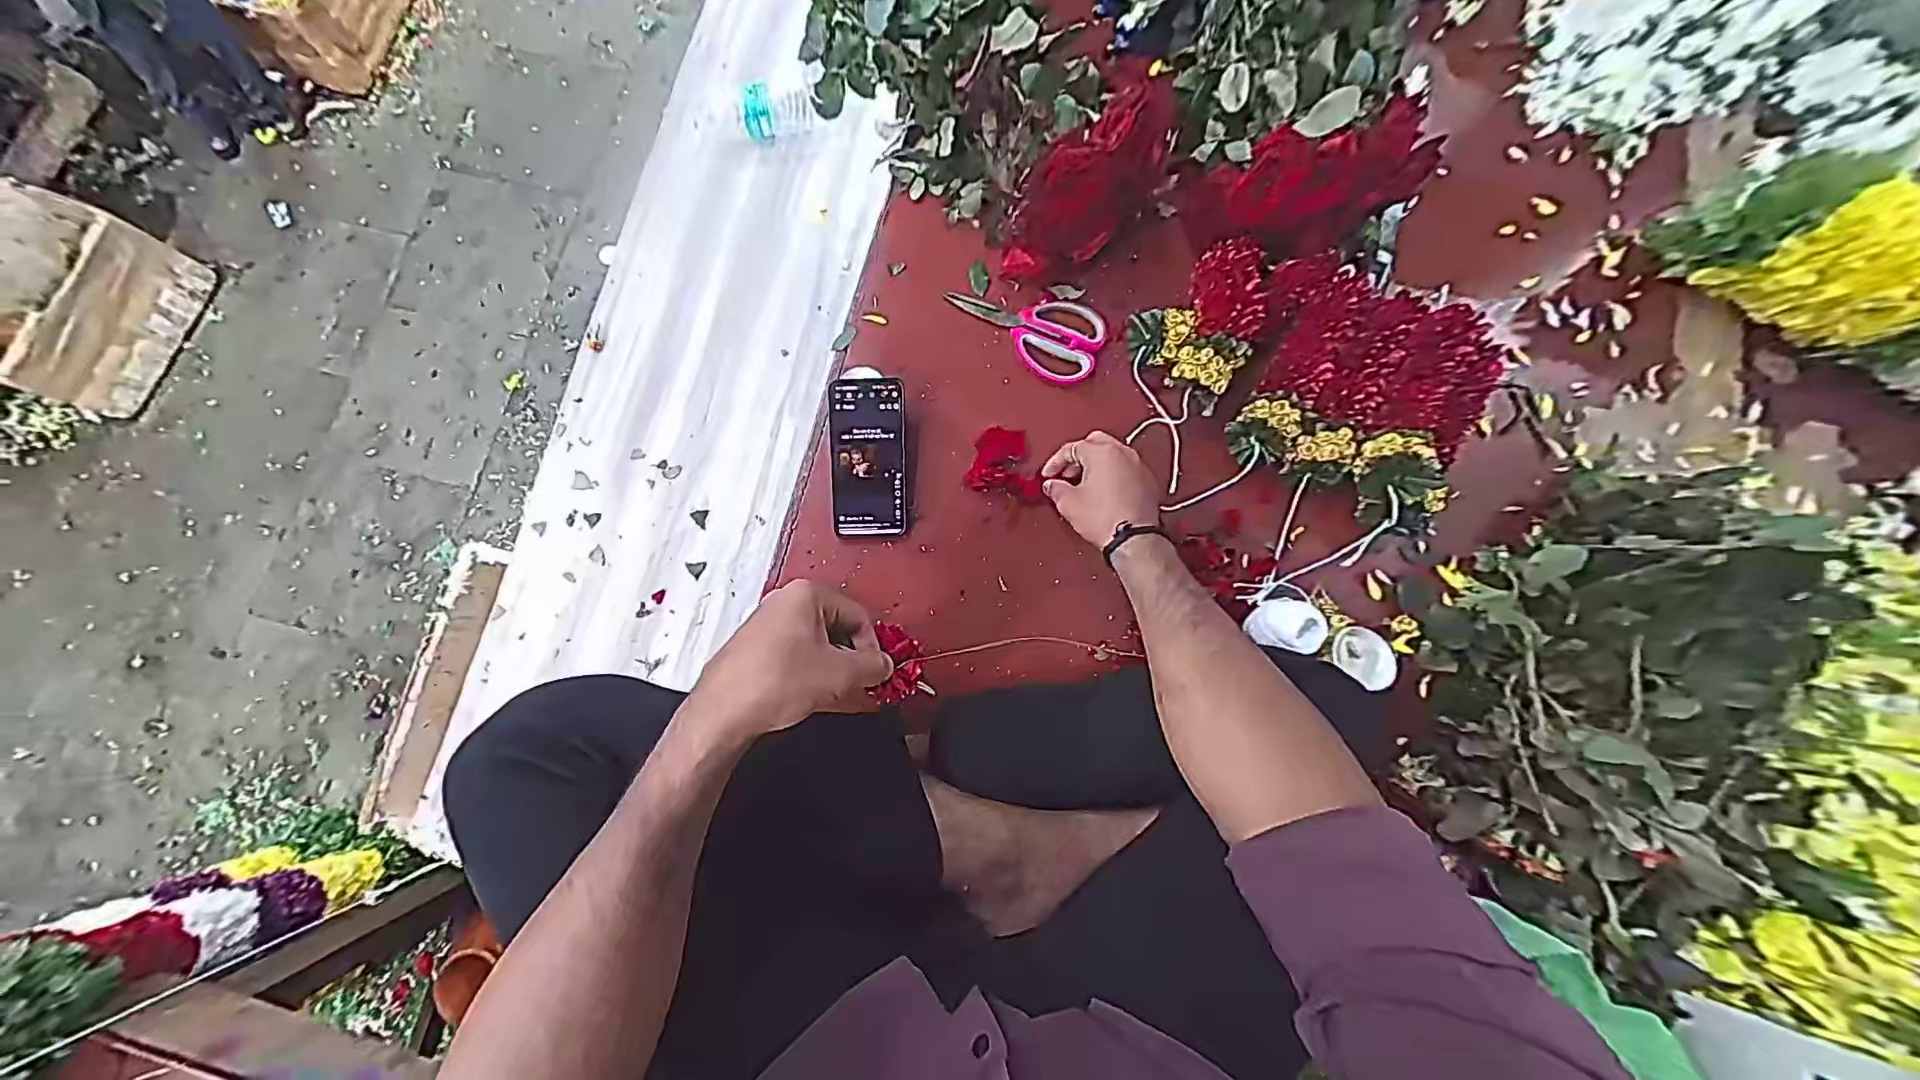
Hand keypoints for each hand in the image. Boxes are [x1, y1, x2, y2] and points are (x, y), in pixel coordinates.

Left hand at [687, 580, 894, 737]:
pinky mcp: (756, 646)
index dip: (872, 646)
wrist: (722, 712)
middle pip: (837, 627)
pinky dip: (810, 671)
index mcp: (806, 594)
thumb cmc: (771, 683)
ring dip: (832, 666)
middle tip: (859, 681)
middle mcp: (784, 602)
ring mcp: (767, 623)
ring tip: (836, 692)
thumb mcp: (840, 675)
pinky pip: (795, 653)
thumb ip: (872, 666)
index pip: (858, 616)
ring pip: (816, 642)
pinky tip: (813, 694)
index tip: (875, 669)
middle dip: (851, 657)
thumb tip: (883, 665)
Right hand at [1040, 431, 1163, 548]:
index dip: (1056, 461)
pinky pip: (1126, 469)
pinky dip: (1113, 474)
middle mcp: (1123, 453)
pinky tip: (1104, 491)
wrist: (1133, 538)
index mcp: (1102, 452)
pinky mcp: (1147, 480)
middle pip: (1095, 442)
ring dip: (1096, 463)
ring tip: (1084, 482)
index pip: (1072, 447)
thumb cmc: (1107, 519)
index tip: (1050, 473)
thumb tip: (1053, 486)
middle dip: (1078, 455)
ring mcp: (1138, 466)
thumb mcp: (1069, 503)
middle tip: (1067, 472)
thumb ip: (1056, 488)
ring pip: (1112, 453)